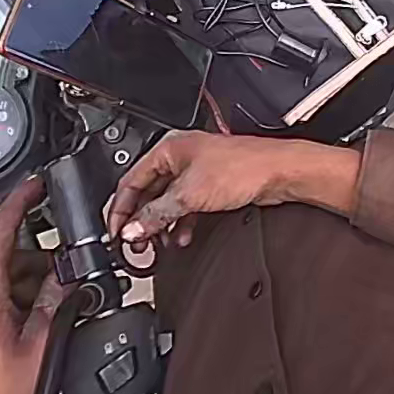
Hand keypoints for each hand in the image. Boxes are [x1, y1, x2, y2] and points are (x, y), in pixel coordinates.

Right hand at [105, 131, 361, 248]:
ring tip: (154, 244)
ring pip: (166, 201)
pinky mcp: (210, 185)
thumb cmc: (241, 167)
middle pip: (147, 191)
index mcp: (168, 149)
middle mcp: (180, 157)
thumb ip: (156, 213)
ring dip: (159, 224)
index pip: (130, 180)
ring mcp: (195, 171)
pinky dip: (179, 222)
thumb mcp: (189, 195)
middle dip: (140, 219)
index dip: (120, 208)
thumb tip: (133, 228)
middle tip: (133, 242)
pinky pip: (185, 206)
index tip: (116, 232)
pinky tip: (180, 237)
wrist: (277, 172)